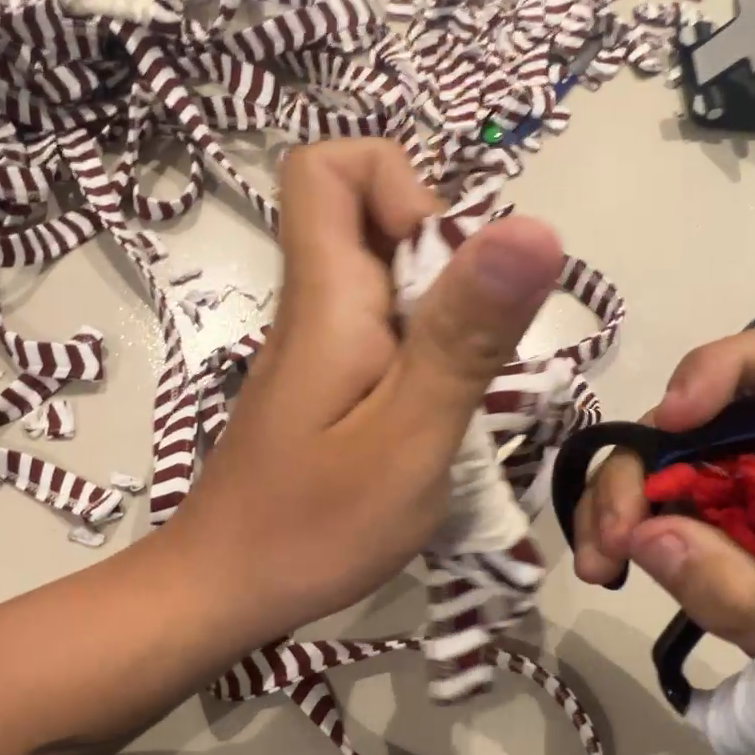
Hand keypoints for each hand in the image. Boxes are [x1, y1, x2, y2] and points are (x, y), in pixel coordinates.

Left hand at [164, 139, 563, 638]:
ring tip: (454, 391)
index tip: (446, 264)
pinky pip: (379, 330)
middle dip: (443, 259)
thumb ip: (464, 336)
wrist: (224, 587)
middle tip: (465, 347)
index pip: (330, 167)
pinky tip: (430, 417)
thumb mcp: (410, 435)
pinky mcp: (321, 382)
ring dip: (440, 314)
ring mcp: (315, 344)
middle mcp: (312, 304)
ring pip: (383, 278)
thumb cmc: (314, 525)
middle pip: (370, 216)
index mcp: (325, 296)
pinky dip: (420, 353)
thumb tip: (530, 227)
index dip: (400, 185)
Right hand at [569, 323, 754, 660]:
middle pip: (693, 422)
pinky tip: (605, 568)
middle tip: (612, 536)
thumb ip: (746, 593)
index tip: (676, 419)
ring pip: (659, 463)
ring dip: (616, 503)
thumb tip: (644, 538)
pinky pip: (654, 505)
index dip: (721, 369)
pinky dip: (621, 529)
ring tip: (596, 565)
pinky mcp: (717, 520)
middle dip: (639, 467)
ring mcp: (744, 486)